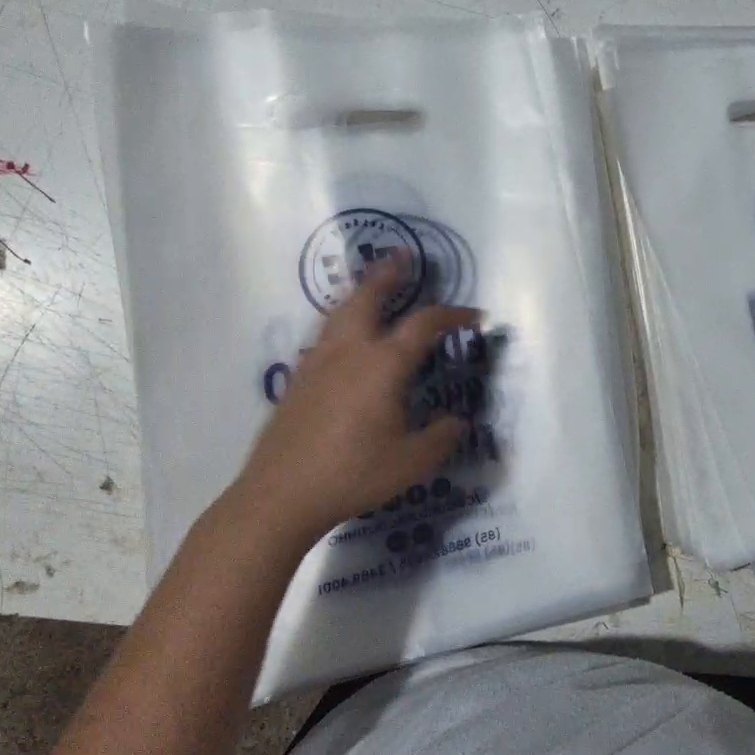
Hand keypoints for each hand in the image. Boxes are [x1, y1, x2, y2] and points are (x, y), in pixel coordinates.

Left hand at [230, 255, 477, 543]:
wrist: (279, 497)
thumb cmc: (354, 475)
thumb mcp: (413, 462)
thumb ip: (442, 437)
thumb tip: (457, 422)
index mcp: (384, 365)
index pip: (425, 324)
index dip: (454, 315)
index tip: (475, 317)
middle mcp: (350, 352)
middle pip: (369, 297)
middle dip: (389, 274)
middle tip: (402, 257)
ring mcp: (318, 363)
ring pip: (339, 311)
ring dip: (360, 291)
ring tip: (370, 283)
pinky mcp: (297, 380)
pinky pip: (323, 334)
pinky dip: (340, 319)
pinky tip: (343, 334)